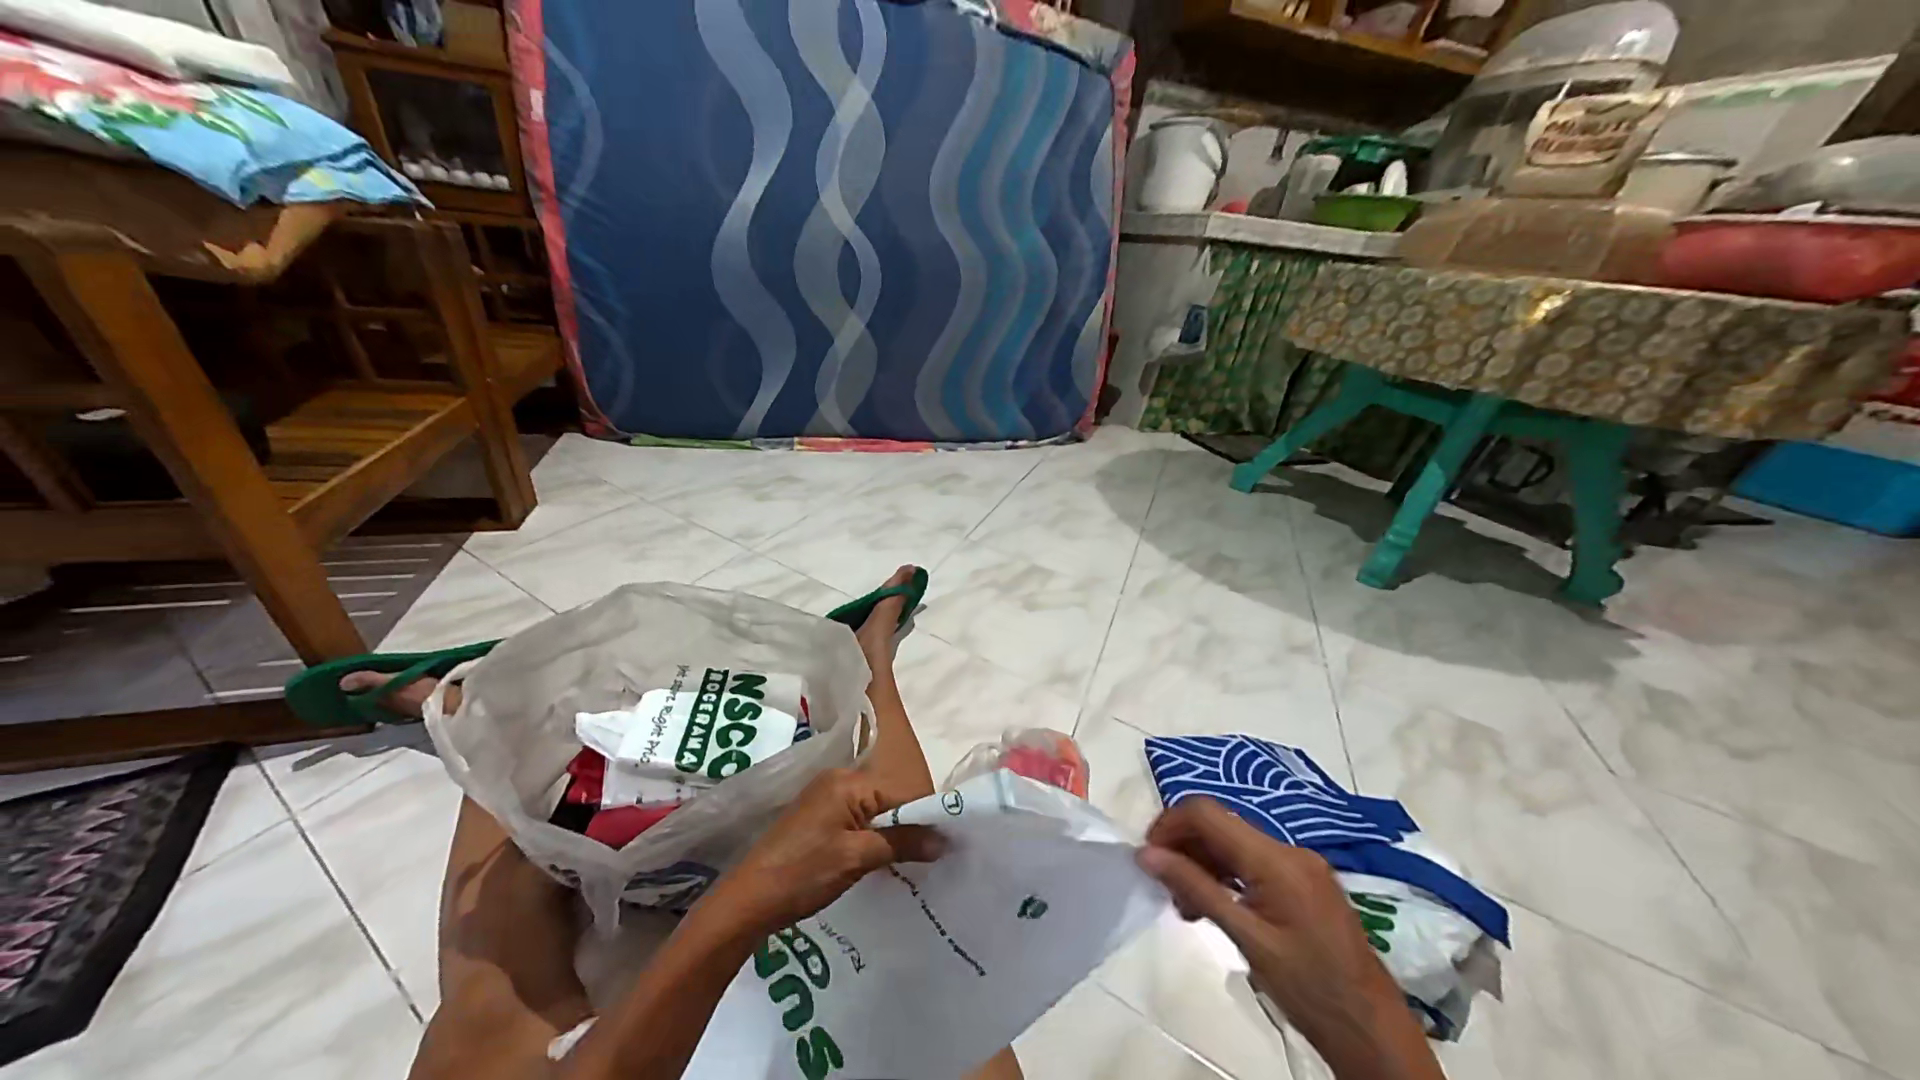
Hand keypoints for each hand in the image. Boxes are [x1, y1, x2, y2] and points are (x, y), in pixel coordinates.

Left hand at [700, 769, 945, 936]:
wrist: (747, 901)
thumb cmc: (804, 874)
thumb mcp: (858, 858)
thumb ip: (902, 843)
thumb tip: (944, 839)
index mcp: (847, 781)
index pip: (900, 791)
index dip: (923, 817)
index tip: (943, 844)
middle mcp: (836, 781)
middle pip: (887, 799)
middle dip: (907, 827)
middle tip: (928, 856)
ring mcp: (823, 799)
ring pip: (872, 812)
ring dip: (889, 835)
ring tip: (909, 863)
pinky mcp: (815, 819)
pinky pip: (855, 821)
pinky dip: (870, 839)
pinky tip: (878, 862)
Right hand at [1137, 798, 1442, 1079]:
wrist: (1374, 1032)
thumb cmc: (1309, 989)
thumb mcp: (1245, 938)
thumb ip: (1195, 887)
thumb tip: (1145, 854)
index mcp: (1276, 858)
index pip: (1207, 812)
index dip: (1169, 825)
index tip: (1148, 858)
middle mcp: (1288, 850)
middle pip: (1219, 825)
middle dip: (1184, 848)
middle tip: (1166, 890)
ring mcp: (1300, 866)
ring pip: (1234, 844)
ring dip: (1202, 865)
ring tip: (1187, 908)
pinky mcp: (1304, 883)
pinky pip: (1253, 863)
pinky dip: (1226, 877)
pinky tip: (1214, 908)